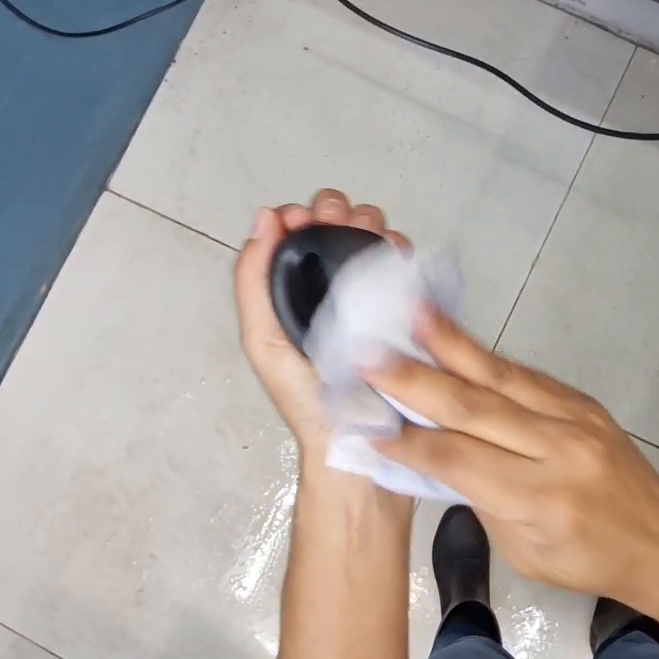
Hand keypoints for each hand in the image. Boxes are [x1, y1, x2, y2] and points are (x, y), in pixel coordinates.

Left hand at [234, 189, 402, 454]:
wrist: (358, 446)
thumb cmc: (307, 399)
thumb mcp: (264, 341)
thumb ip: (252, 283)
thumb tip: (264, 220)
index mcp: (297, 295)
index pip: (299, 238)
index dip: (302, 217)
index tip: (306, 219)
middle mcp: (333, 292)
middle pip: (338, 230)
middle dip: (337, 211)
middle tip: (337, 220)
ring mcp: (372, 301)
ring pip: (373, 242)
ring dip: (369, 224)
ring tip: (368, 232)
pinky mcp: (406, 314)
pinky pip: (405, 269)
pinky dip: (400, 250)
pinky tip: (395, 251)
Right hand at [363, 312, 658, 614]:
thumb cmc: (587, 562)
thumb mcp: (523, 550)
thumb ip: (478, 497)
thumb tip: (430, 452)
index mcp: (540, 499)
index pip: (458, 460)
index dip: (409, 440)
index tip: (365, 420)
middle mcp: (558, 449)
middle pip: (473, 407)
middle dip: (415, 380)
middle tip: (370, 356)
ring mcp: (575, 418)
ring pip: (499, 376)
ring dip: (449, 344)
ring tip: (412, 315)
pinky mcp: (583, 402)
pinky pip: (524, 375)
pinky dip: (482, 356)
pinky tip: (453, 336)